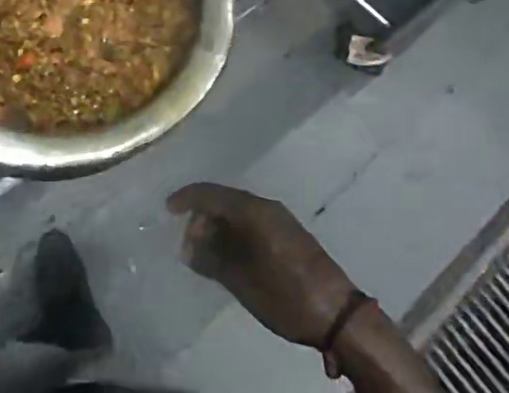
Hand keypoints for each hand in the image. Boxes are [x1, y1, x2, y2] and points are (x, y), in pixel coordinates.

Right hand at [167, 182, 354, 347]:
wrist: (339, 316)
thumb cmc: (285, 294)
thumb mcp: (240, 279)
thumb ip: (210, 258)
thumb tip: (188, 248)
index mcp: (253, 210)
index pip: (211, 193)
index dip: (186, 198)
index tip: (168, 209)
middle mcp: (266, 207)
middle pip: (224, 201)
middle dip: (201, 218)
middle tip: (188, 245)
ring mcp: (280, 220)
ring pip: (238, 213)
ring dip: (218, 228)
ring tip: (204, 254)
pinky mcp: (289, 235)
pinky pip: (251, 224)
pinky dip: (234, 234)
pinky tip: (228, 256)